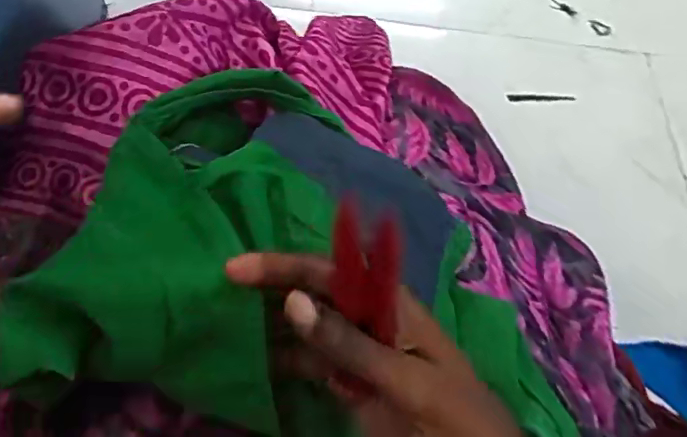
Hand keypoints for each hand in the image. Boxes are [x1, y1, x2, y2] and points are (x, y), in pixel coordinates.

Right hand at [227, 253, 519, 436]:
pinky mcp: (356, 387)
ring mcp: (362, 354)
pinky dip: (285, 360)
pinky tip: (258, 360)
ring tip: (230, 316)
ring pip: (307, 326)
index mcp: (389, 303)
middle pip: (311, 290)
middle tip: (225, 285)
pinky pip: (313, 363)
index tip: (237, 267)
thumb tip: (291, 299)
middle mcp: (369, 318)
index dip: (281, 264)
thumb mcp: (410, 382)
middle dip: (271, 284)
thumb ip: (351, 343)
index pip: (325, 269)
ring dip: (273, 321)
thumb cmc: (462, 421)